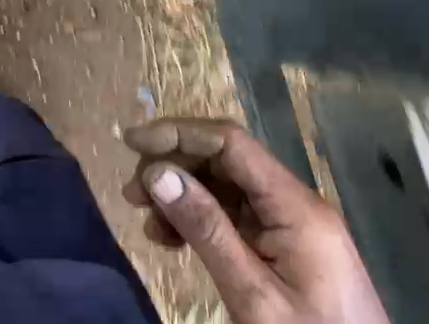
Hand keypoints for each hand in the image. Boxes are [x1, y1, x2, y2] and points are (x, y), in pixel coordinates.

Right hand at [121, 118, 387, 323]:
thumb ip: (207, 230)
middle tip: (132, 194)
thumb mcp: (253, 295)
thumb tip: (157, 172)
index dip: (177, 133)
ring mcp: (292, 227)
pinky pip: (233, 216)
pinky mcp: (285, 249)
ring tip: (147, 222)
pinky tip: (172, 240)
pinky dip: (197, 220)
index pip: (230, 142)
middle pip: (224, 160)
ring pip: (224, 186)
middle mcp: (296, 205)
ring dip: (180, 196)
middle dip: (173, 167)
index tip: (131, 143)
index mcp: (297, 207)